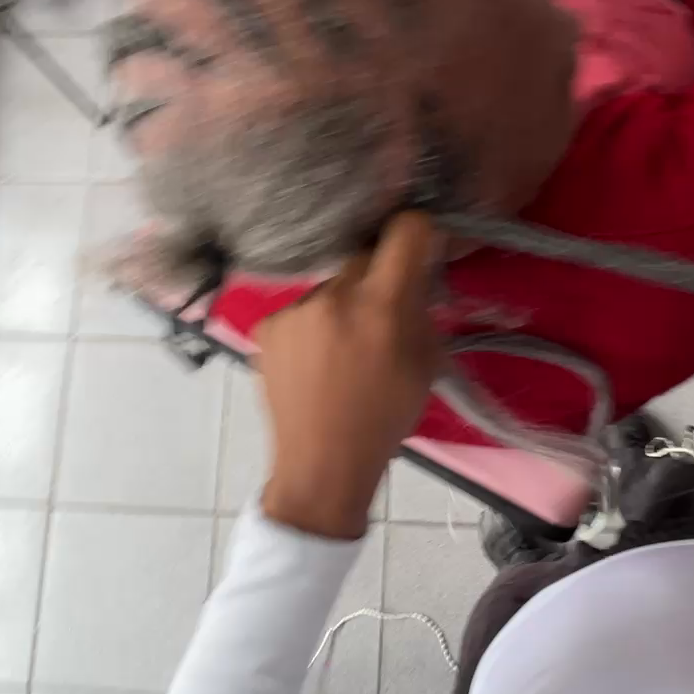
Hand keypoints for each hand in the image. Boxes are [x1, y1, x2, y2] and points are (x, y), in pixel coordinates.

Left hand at [256, 214, 443, 538]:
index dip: (419, 232)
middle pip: (364, 259)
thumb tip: (416, 278)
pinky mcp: (267, 326)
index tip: (421, 246)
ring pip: (331, 287)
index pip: (405, 230)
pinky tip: (314, 360)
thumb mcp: (426, 365)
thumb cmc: (385, 418)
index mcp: (382, 305)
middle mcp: (334, 295)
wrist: (322, 463)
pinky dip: (313, 327)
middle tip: (381, 315)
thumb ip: (421, 312)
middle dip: (378, 279)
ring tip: (342, 349)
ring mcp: (295, 310)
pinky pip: (302, 311)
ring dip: (343, 305)